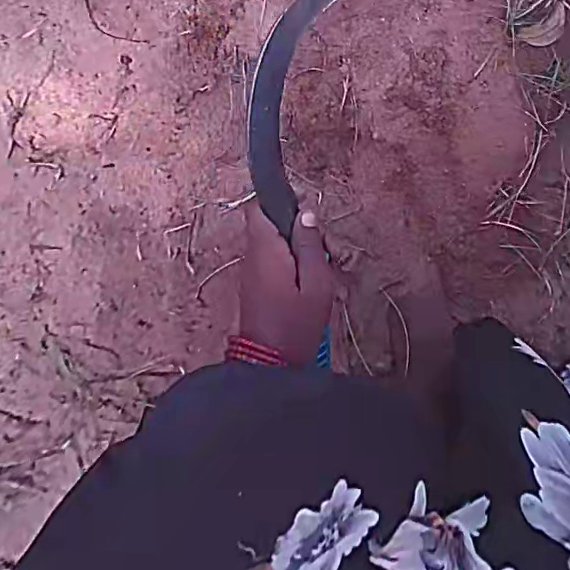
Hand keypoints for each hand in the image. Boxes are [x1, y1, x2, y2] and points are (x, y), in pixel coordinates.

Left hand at [235, 202, 343, 364]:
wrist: (270, 366)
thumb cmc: (296, 325)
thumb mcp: (316, 282)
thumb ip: (311, 246)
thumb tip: (306, 214)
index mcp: (265, 250)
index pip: (259, 208)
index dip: (280, 202)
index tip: (304, 214)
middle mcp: (252, 256)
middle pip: (267, 224)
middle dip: (293, 227)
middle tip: (319, 246)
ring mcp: (250, 272)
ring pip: (270, 242)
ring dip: (292, 246)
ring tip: (315, 267)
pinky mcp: (254, 286)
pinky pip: (270, 260)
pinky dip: (287, 262)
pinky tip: (305, 281)